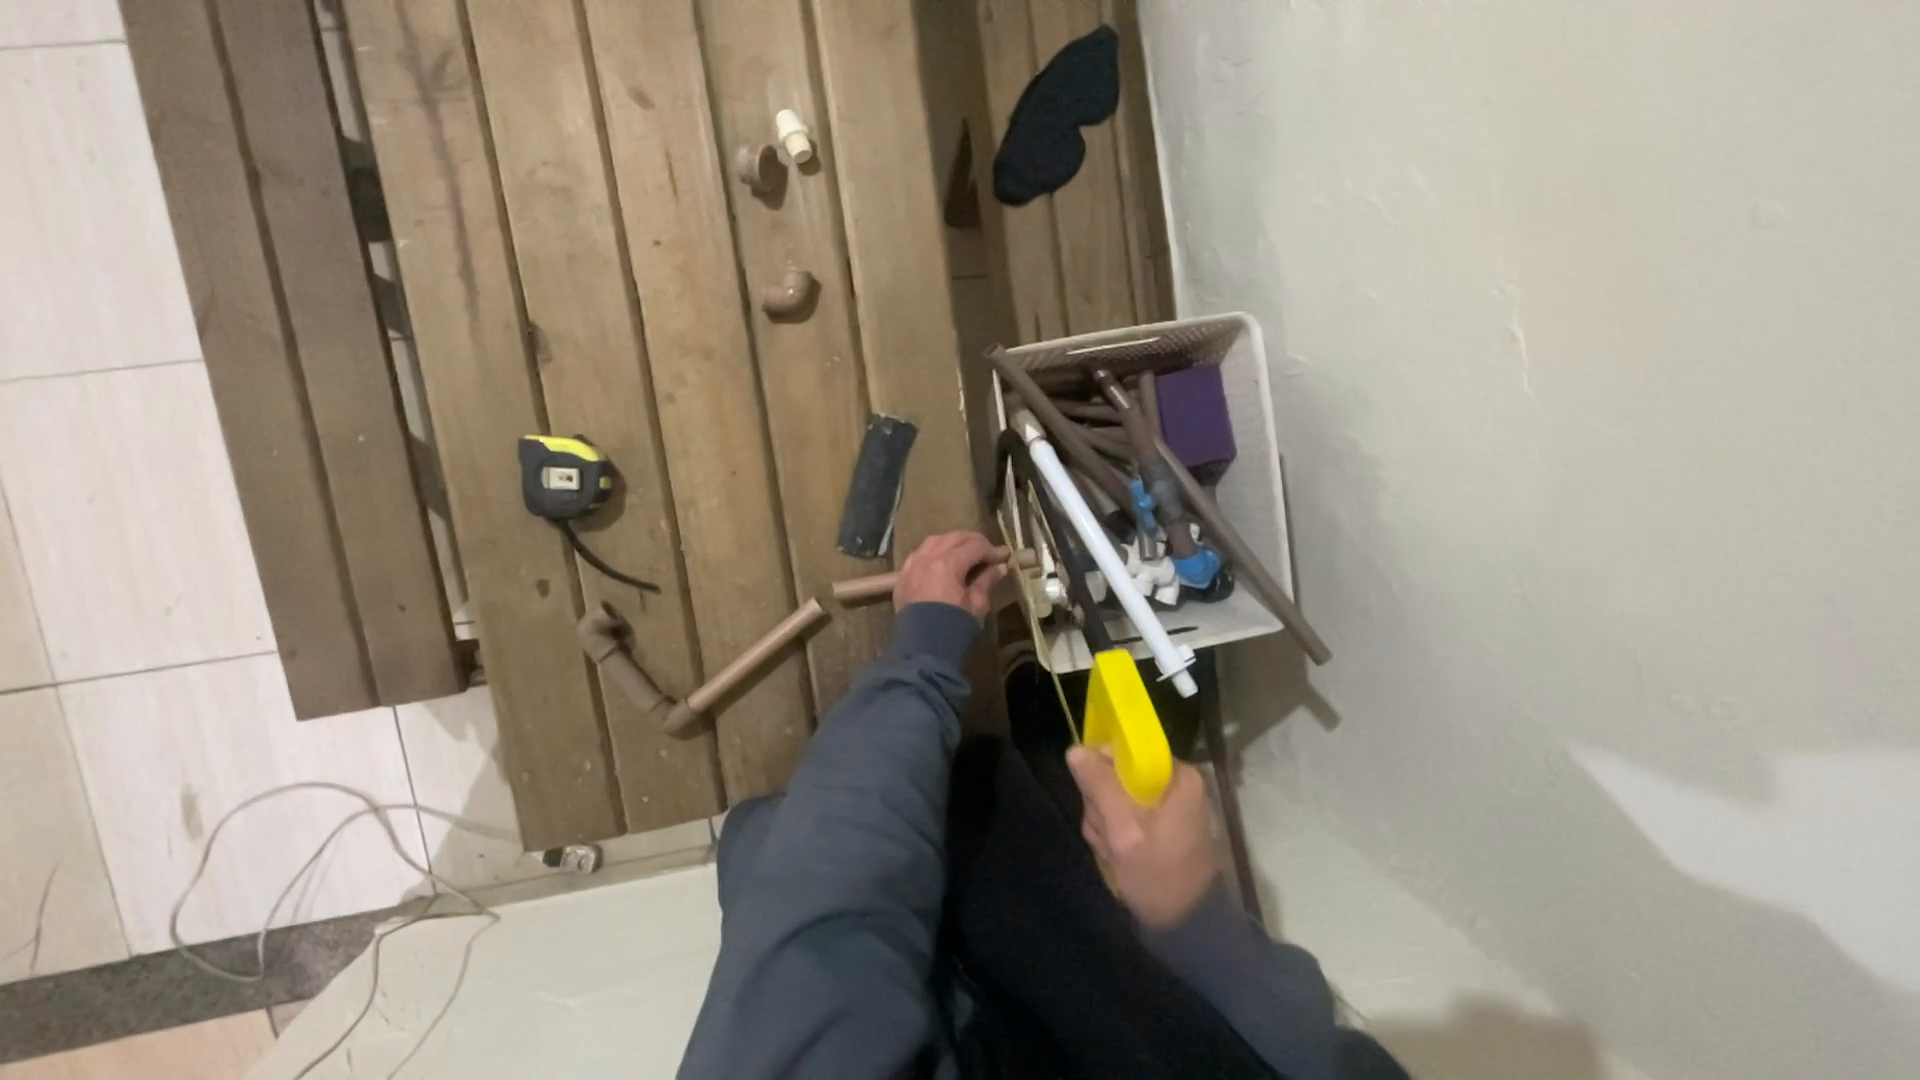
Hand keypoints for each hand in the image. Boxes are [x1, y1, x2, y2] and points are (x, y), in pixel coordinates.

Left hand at [893, 531, 1008, 618]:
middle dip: (972, 541)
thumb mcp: (976, 605)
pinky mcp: (902, 576)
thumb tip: (1000, 568)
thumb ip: (986, 581)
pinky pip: (918, 554)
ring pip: (933, 541)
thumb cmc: (953, 626)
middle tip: (985, 551)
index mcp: (948, 564)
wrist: (921, 648)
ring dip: (951, 542)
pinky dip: (932, 552)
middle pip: (953, 538)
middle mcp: (928, 558)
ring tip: (963, 552)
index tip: (1000, 558)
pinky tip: (940, 560)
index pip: (974, 546)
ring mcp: (912, 565)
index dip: (990, 550)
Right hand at [1068, 746, 1219, 928]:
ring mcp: (1164, 804)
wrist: (1185, 925)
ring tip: (1116, 851)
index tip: (1099, 801)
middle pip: (1115, 774)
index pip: (1125, 750)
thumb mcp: (1125, 831)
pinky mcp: (1155, 824)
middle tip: (1112, 837)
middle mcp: (1173, 783)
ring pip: (1112, 796)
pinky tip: (1119, 855)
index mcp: (1177, 776)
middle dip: (1103, 806)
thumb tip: (1075, 749)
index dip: (1103, 772)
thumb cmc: (1159, 876)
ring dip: (1105, 825)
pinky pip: (1119, 816)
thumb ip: (1100, 787)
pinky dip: (1113, 835)